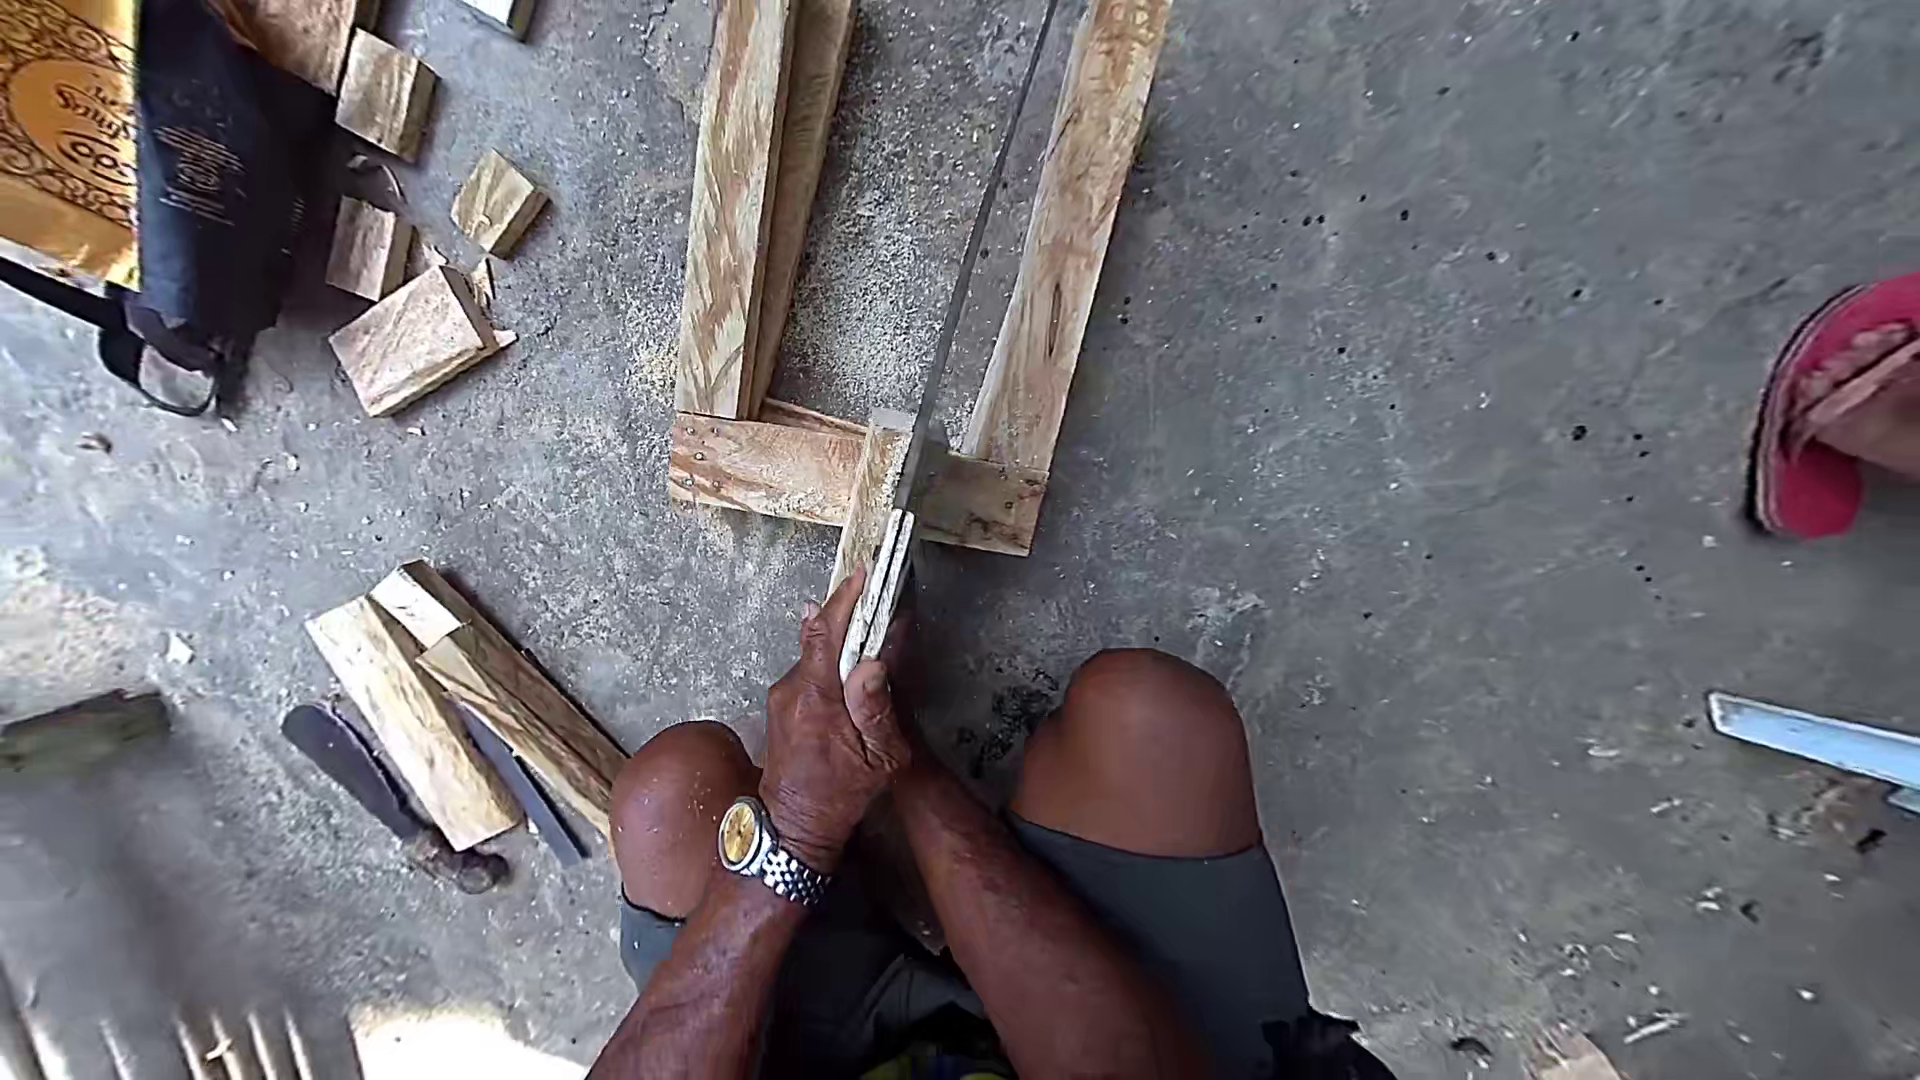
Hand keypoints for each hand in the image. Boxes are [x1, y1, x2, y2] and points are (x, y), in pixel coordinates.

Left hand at [759, 567, 910, 872]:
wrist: (792, 825)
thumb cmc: (841, 793)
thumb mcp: (878, 759)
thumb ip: (876, 708)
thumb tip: (874, 661)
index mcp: (817, 699)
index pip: (828, 634)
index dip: (846, 599)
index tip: (865, 573)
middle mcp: (791, 688)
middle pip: (820, 634)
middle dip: (848, 610)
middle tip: (875, 591)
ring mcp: (781, 694)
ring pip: (815, 651)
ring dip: (841, 636)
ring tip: (870, 627)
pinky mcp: (780, 702)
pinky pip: (809, 667)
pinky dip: (831, 656)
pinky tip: (850, 664)